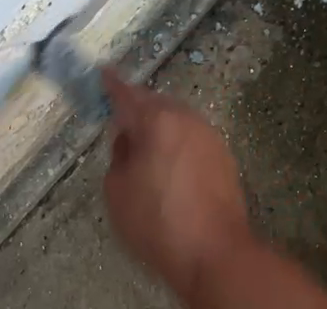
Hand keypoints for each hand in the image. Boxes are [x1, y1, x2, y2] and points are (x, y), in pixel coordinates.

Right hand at [101, 70, 253, 301]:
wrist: (217, 254)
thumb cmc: (159, 223)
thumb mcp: (117, 192)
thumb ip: (118, 156)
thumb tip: (129, 141)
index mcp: (156, 120)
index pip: (126, 94)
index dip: (112, 83)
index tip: (103, 72)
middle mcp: (185, 118)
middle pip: (155, 103)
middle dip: (137, 109)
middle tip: (122, 123)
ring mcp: (208, 135)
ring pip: (176, 119)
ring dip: (160, 127)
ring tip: (146, 149)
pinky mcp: (223, 155)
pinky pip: (191, 137)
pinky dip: (177, 143)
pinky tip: (171, 167)